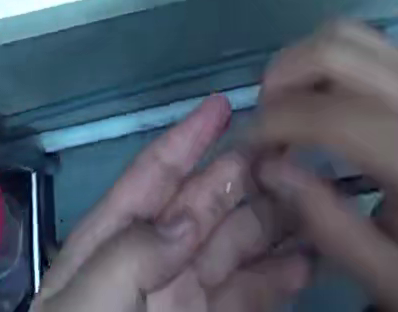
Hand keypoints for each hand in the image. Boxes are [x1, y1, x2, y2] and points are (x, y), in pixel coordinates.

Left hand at [35, 96, 310, 311]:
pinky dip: (275, 282)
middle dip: (242, 177)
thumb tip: (181, 217)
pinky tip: (305, 263)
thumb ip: (130, 254)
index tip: (223, 105)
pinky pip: (245, 300)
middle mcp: (150, 263)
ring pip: (231, 250)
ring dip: (268, 225)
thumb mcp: (86, 300)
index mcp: (112, 242)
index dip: (187, 139)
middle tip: (292, 154)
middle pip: (202, 208)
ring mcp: (181, 302)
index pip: (153, 177)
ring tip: (311, 201)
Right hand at [251, 21, 397, 311]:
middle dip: (283, 75)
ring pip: (349, 34)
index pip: (329, 114)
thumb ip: (330, 227)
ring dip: (304, 57)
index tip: (248, 147)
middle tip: (266, 119)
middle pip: (335, 49)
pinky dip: (328, 56)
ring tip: (287, 102)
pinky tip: (321, 96)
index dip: (275, 123)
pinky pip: (366, 43)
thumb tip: (269, 168)